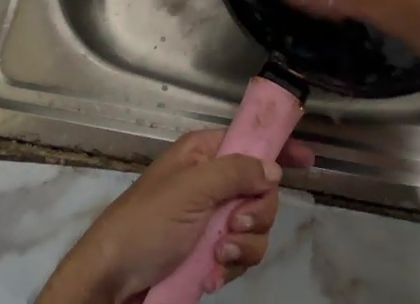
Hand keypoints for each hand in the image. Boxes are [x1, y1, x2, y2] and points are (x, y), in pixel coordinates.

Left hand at [39, 129, 314, 302]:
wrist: (112, 280)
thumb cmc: (146, 223)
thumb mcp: (190, 189)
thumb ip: (234, 172)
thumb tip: (273, 167)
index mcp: (203, 154)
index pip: (250, 140)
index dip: (279, 146)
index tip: (308, 160)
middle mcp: (211, 181)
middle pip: (262, 187)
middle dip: (257, 210)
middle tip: (236, 222)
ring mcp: (211, 218)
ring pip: (256, 224)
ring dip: (243, 242)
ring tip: (218, 254)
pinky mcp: (210, 252)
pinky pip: (243, 252)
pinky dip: (233, 264)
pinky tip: (213, 271)